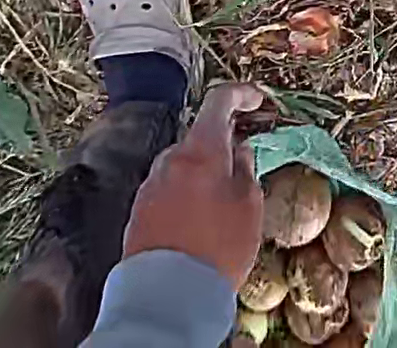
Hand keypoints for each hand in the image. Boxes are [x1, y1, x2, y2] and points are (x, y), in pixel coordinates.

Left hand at [122, 83, 265, 284]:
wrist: (166, 303)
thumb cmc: (218, 247)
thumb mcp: (249, 204)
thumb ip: (246, 168)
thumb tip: (239, 151)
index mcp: (200, 149)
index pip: (219, 100)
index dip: (241, 93)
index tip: (257, 99)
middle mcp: (170, 159)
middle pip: (200, 136)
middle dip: (222, 145)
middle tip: (243, 165)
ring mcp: (150, 185)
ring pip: (184, 164)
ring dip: (203, 172)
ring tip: (221, 203)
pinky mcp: (138, 211)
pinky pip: (169, 188)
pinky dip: (186, 193)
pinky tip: (198, 221)